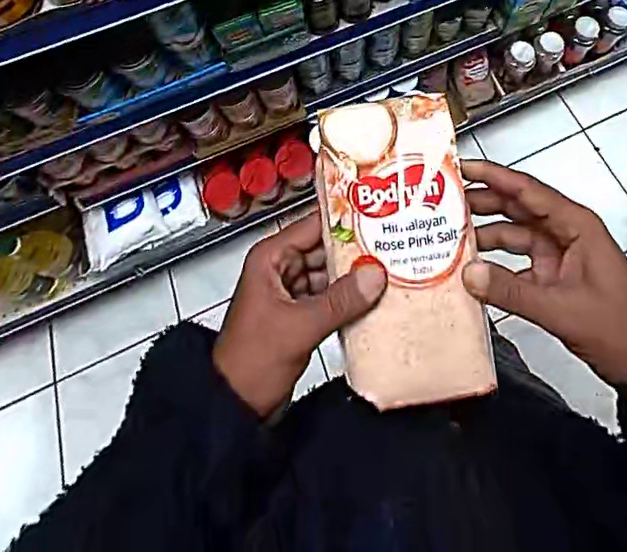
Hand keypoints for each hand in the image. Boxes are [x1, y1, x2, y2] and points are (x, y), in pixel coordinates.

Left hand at [212, 212, 386, 417]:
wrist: (234, 410)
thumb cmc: (248, 364)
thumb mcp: (298, 327)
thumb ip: (339, 300)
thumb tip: (375, 274)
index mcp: (271, 259)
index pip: (314, 225)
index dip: (346, 219)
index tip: (378, 215)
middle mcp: (281, 269)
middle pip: (327, 248)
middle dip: (358, 249)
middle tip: (393, 244)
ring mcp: (292, 291)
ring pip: (332, 272)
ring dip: (357, 275)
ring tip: (391, 268)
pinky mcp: (302, 314)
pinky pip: (332, 295)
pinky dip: (351, 297)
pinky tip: (375, 297)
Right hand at [459, 160, 626, 419]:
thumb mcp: (564, 310)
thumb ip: (513, 292)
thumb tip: (469, 273)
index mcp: (576, 225)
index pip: (527, 190)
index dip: (493, 175)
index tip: (462, 165)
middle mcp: (567, 234)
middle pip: (517, 208)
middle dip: (481, 202)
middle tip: (442, 200)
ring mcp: (561, 257)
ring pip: (514, 236)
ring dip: (485, 237)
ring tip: (448, 236)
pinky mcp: (556, 281)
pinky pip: (518, 266)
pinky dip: (496, 268)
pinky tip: (473, 273)